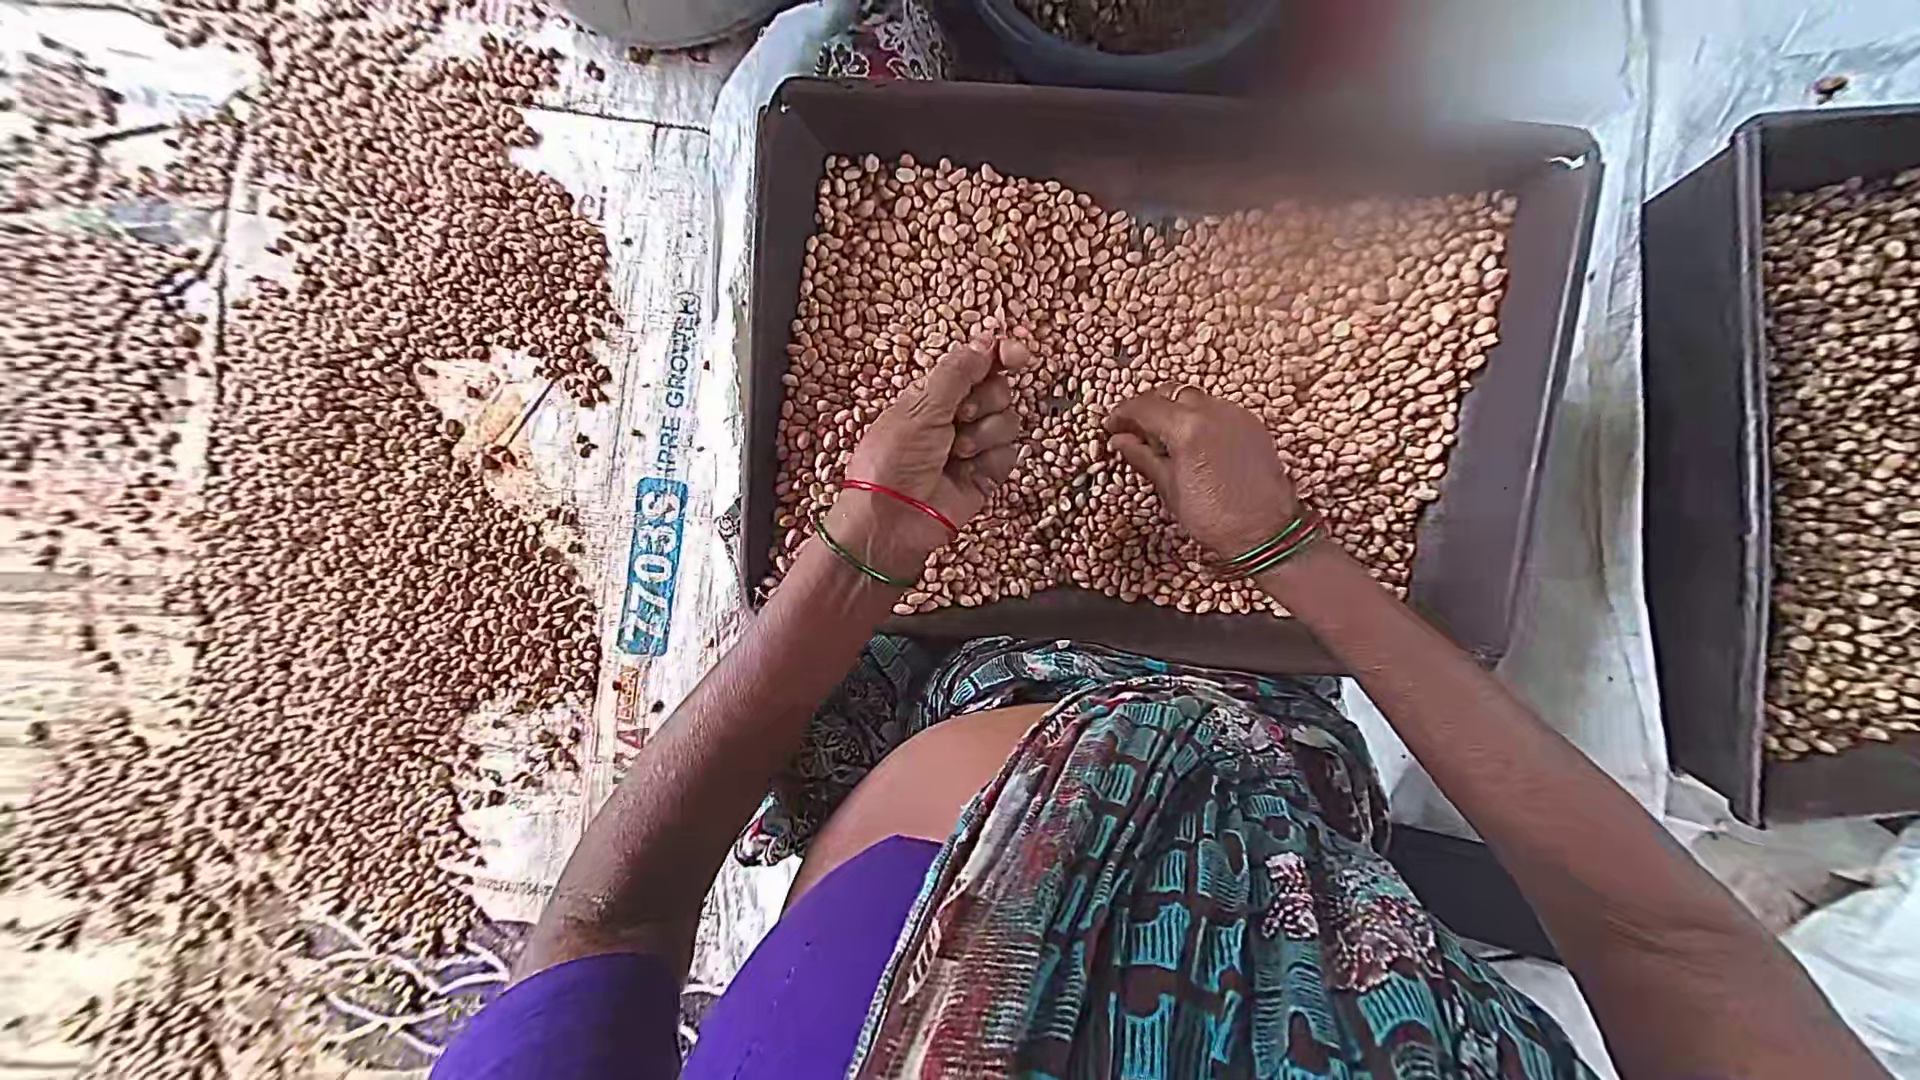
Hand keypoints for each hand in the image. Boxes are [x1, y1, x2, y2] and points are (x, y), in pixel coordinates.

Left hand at [826, 336, 1030, 579]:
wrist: (893, 518)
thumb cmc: (893, 458)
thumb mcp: (920, 406)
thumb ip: (957, 371)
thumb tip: (986, 341)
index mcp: (934, 395)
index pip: (977, 364)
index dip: (999, 355)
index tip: (1017, 354)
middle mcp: (956, 417)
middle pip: (999, 390)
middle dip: (985, 401)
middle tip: (961, 416)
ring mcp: (974, 447)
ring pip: (1008, 421)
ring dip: (985, 433)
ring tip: (957, 452)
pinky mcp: (986, 474)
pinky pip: (1009, 452)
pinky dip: (991, 458)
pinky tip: (968, 469)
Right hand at [1103, 384, 1301, 559]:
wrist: (1264, 531)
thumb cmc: (1215, 517)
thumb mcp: (1168, 487)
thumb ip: (1142, 456)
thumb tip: (1120, 440)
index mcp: (1187, 428)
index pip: (1145, 406)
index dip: (1122, 414)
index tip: (1111, 425)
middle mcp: (1213, 412)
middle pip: (1169, 394)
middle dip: (1147, 408)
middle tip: (1132, 430)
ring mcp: (1235, 416)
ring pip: (1194, 399)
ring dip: (1172, 411)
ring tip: (1160, 439)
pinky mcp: (1251, 425)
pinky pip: (1216, 410)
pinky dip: (1196, 418)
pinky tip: (1188, 443)